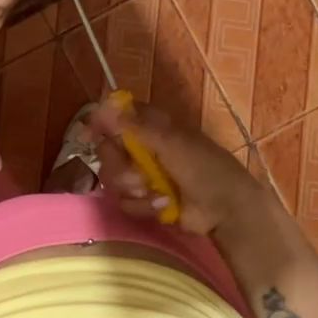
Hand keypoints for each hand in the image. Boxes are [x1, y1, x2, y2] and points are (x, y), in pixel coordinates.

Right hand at [90, 101, 274, 236]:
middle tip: (132, 172)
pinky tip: (162, 205)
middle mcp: (143, 149)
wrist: (225, 210)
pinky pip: (124, 201)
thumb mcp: (171, 143)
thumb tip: (103, 107)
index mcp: (153, 127)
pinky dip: (142, 205)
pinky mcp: (144, 201)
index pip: (119, 116)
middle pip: (108, 149)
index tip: (92, 131)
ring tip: (150, 191)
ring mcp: (143, 176)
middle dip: (117, 163)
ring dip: (130, 186)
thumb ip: (135, 127)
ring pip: (113, 177)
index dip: (104, 121)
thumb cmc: (204, 168)